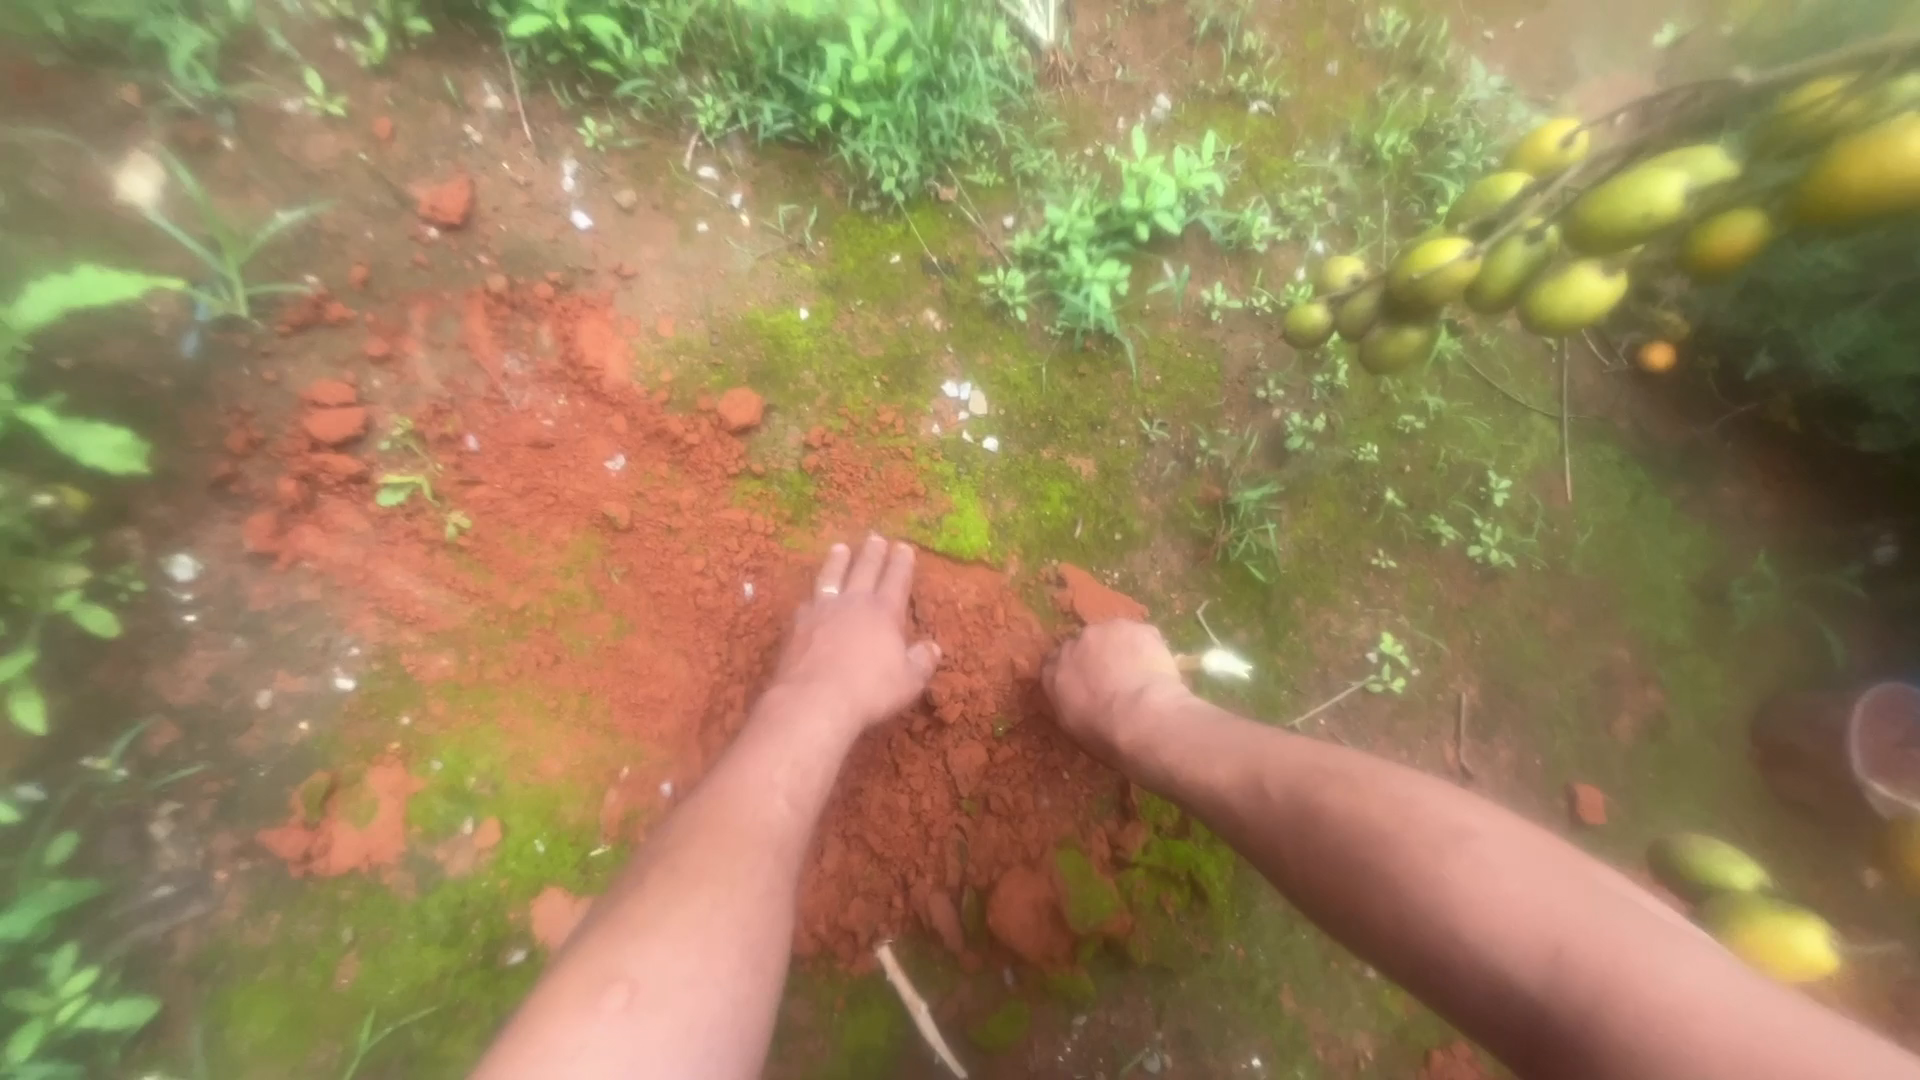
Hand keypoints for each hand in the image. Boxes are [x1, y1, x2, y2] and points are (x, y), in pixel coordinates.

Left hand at [768, 536, 940, 735]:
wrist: (813, 700)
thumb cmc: (869, 691)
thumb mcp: (909, 681)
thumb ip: (922, 661)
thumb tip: (933, 647)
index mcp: (884, 612)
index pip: (896, 579)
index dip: (901, 562)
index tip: (904, 547)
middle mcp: (853, 603)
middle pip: (864, 569)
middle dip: (873, 552)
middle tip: (876, 537)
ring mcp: (822, 610)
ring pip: (831, 576)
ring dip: (837, 560)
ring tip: (840, 547)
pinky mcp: (797, 625)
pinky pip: (807, 602)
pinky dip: (812, 595)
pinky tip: (810, 596)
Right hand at [1044, 620, 1191, 759]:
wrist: (1141, 718)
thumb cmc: (1103, 733)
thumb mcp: (1071, 726)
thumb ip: (1065, 701)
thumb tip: (1072, 697)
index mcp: (1053, 672)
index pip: (1055, 664)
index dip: (1074, 672)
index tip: (1087, 684)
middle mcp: (1074, 644)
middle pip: (1084, 645)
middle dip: (1097, 658)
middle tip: (1116, 679)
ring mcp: (1105, 631)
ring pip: (1114, 636)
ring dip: (1122, 650)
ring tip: (1140, 674)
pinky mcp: (1137, 628)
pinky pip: (1142, 637)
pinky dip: (1148, 649)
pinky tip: (1158, 670)